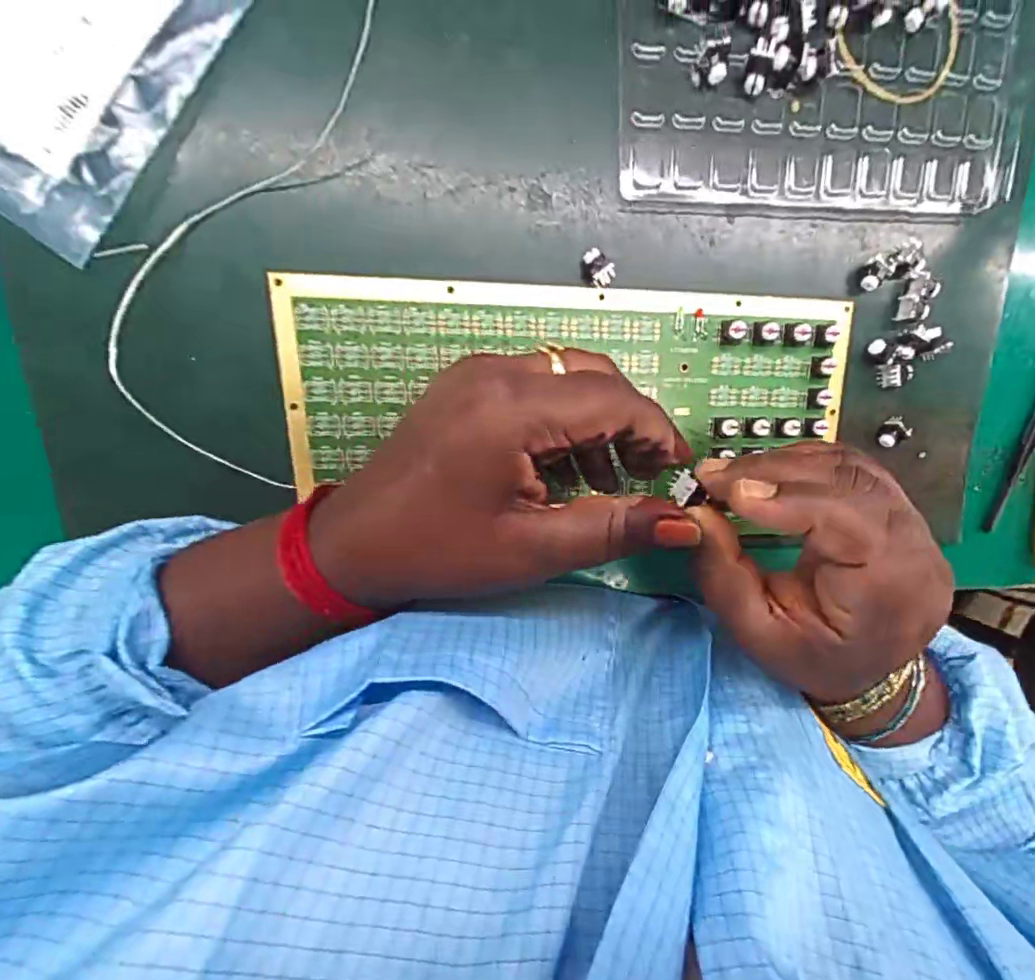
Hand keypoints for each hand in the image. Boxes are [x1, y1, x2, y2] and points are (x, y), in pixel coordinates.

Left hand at [307, 350, 700, 607]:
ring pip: (562, 377)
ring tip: (599, 480)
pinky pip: (528, 385)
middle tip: (642, 476)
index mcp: (511, 408)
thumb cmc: (436, 551)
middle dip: (629, 423)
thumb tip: (681, 522)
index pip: (614, 399)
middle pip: (592, 376)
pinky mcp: (459, 388)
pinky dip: (557, 417)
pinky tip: (555, 466)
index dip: (657, 433)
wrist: (353, 545)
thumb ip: (613, 528)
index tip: (675, 472)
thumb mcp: (531, 547)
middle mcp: (493, 373)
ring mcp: (472, 375)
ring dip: (593, 420)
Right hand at [687, 444, 952, 703]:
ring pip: (850, 466)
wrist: (867, 673)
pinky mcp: (899, 510)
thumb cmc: (812, 660)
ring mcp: (915, 524)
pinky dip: (802, 464)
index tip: (726, 490)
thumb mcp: (755, 631)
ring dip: (785, 463)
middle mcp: (916, 548)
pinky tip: (765, 474)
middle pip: (849, 481)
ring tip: (733, 475)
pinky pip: (852, 469)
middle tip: (715, 475)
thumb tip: (699, 514)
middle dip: (774, 471)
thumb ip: (723, 574)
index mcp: (888, 588)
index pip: (846, 519)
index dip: (785, 497)